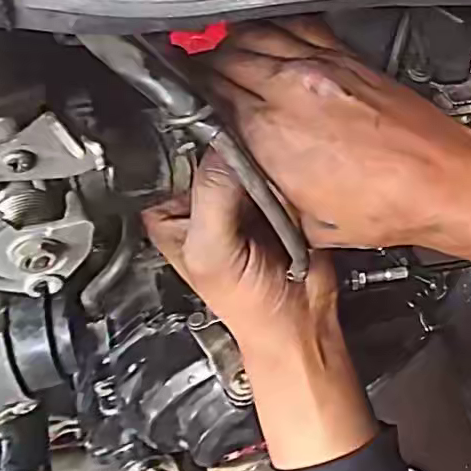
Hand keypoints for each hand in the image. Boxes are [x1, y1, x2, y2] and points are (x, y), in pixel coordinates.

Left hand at [143, 154, 375, 469]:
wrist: (298, 324)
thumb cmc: (247, 306)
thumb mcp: (211, 251)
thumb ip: (213, 195)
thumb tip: (228, 146)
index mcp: (172, 215)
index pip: (185, 160)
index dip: (206, 156)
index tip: (227, 159)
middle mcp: (207, 203)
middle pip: (225, 154)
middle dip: (244, 162)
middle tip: (255, 191)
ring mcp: (246, 202)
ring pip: (258, 160)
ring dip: (272, 173)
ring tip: (275, 208)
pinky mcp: (280, 204)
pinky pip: (287, 175)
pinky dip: (294, 183)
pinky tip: (291, 207)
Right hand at [199, 18, 470, 252]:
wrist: (442, 181)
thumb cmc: (388, 205)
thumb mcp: (308, 221)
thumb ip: (269, 191)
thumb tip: (252, 178)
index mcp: (270, 134)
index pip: (210, 99)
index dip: (191, 96)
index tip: (182, 96)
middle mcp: (290, 91)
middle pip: (225, 61)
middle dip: (200, 63)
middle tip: (185, 64)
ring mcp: (321, 69)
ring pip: (256, 38)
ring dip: (228, 39)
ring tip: (211, 41)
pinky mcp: (349, 61)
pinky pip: (299, 28)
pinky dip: (274, 26)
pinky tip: (264, 26)